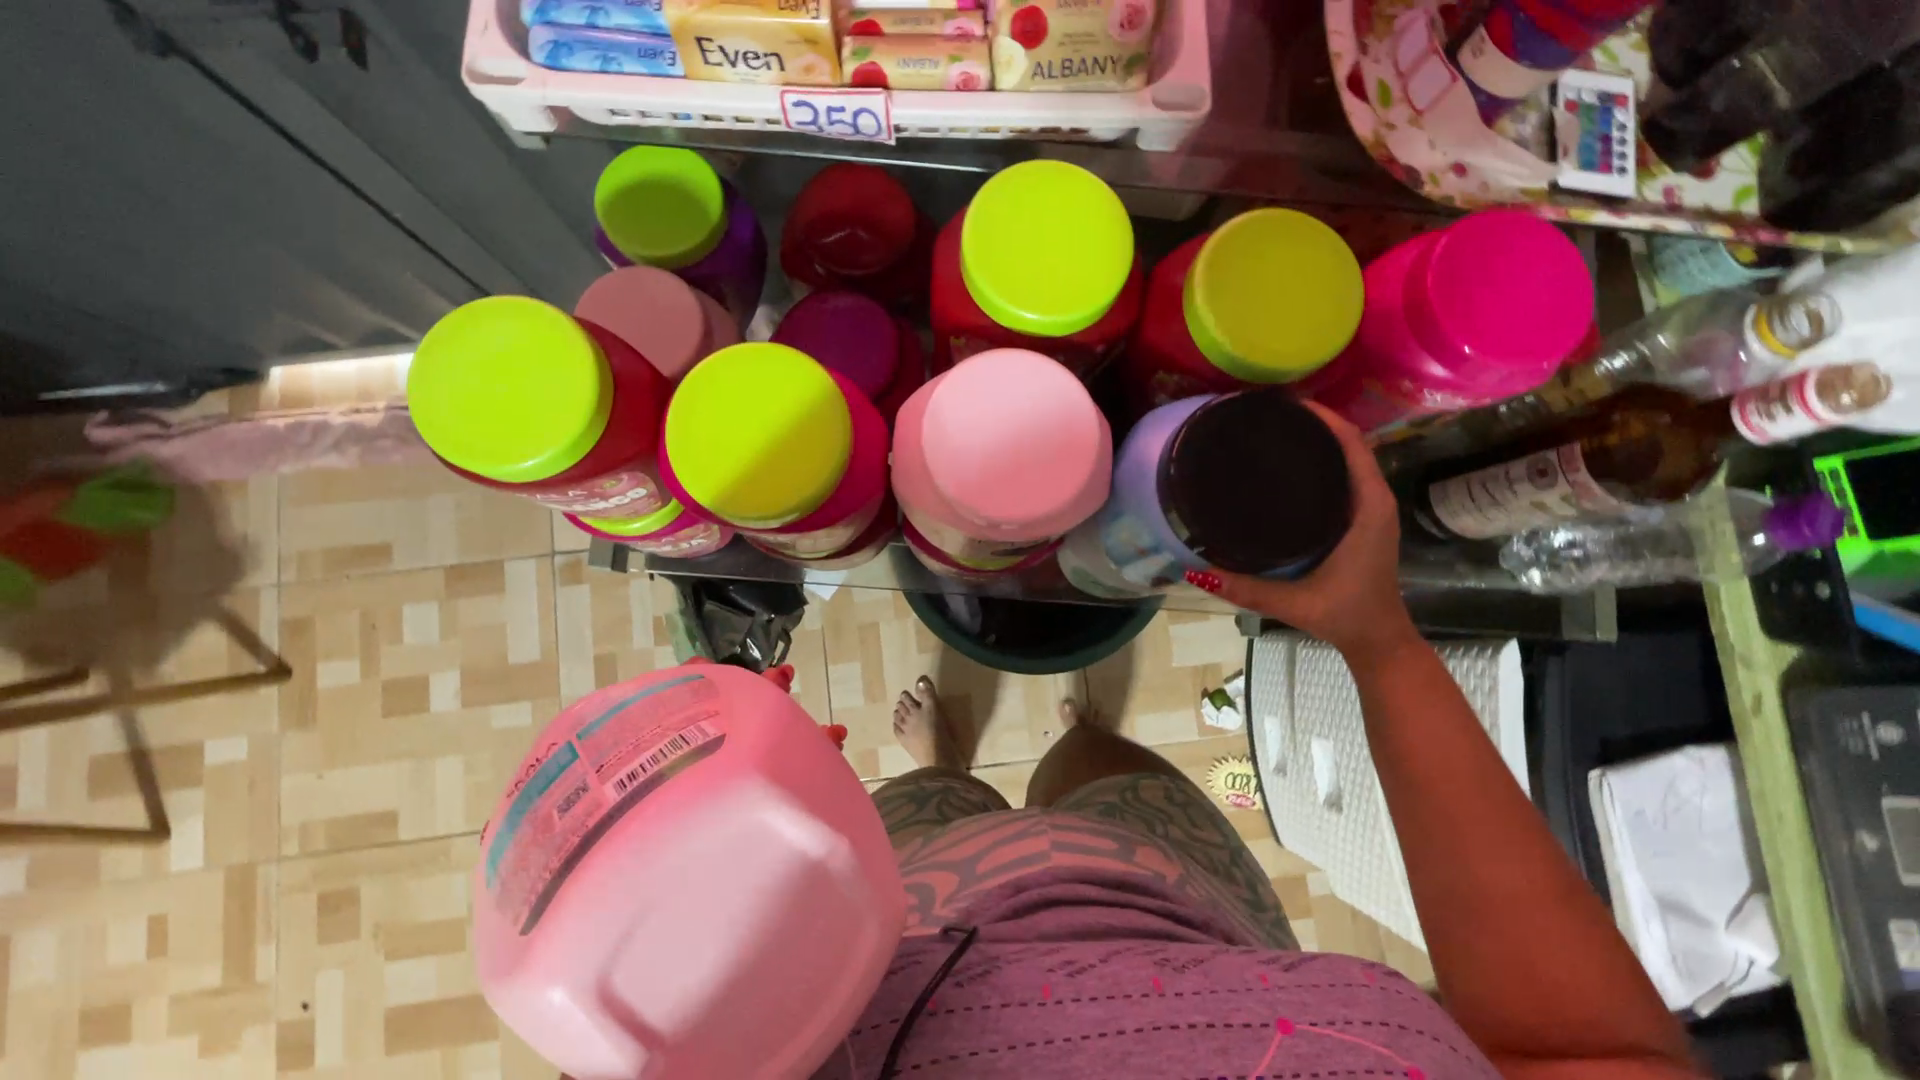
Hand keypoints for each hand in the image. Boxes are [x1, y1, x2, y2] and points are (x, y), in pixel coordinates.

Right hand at [1187, 403, 1416, 662]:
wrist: (1378, 640)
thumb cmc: (1345, 615)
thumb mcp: (1293, 602)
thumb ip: (1246, 588)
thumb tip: (1194, 570)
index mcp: (1368, 507)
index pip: (1351, 443)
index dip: (1323, 418)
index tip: (1285, 403)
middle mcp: (1374, 500)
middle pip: (1348, 444)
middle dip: (1314, 423)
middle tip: (1269, 415)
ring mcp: (1371, 509)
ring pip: (1348, 459)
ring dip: (1319, 441)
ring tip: (1276, 432)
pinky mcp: (1363, 519)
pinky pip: (1346, 476)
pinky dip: (1323, 462)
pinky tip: (1291, 467)